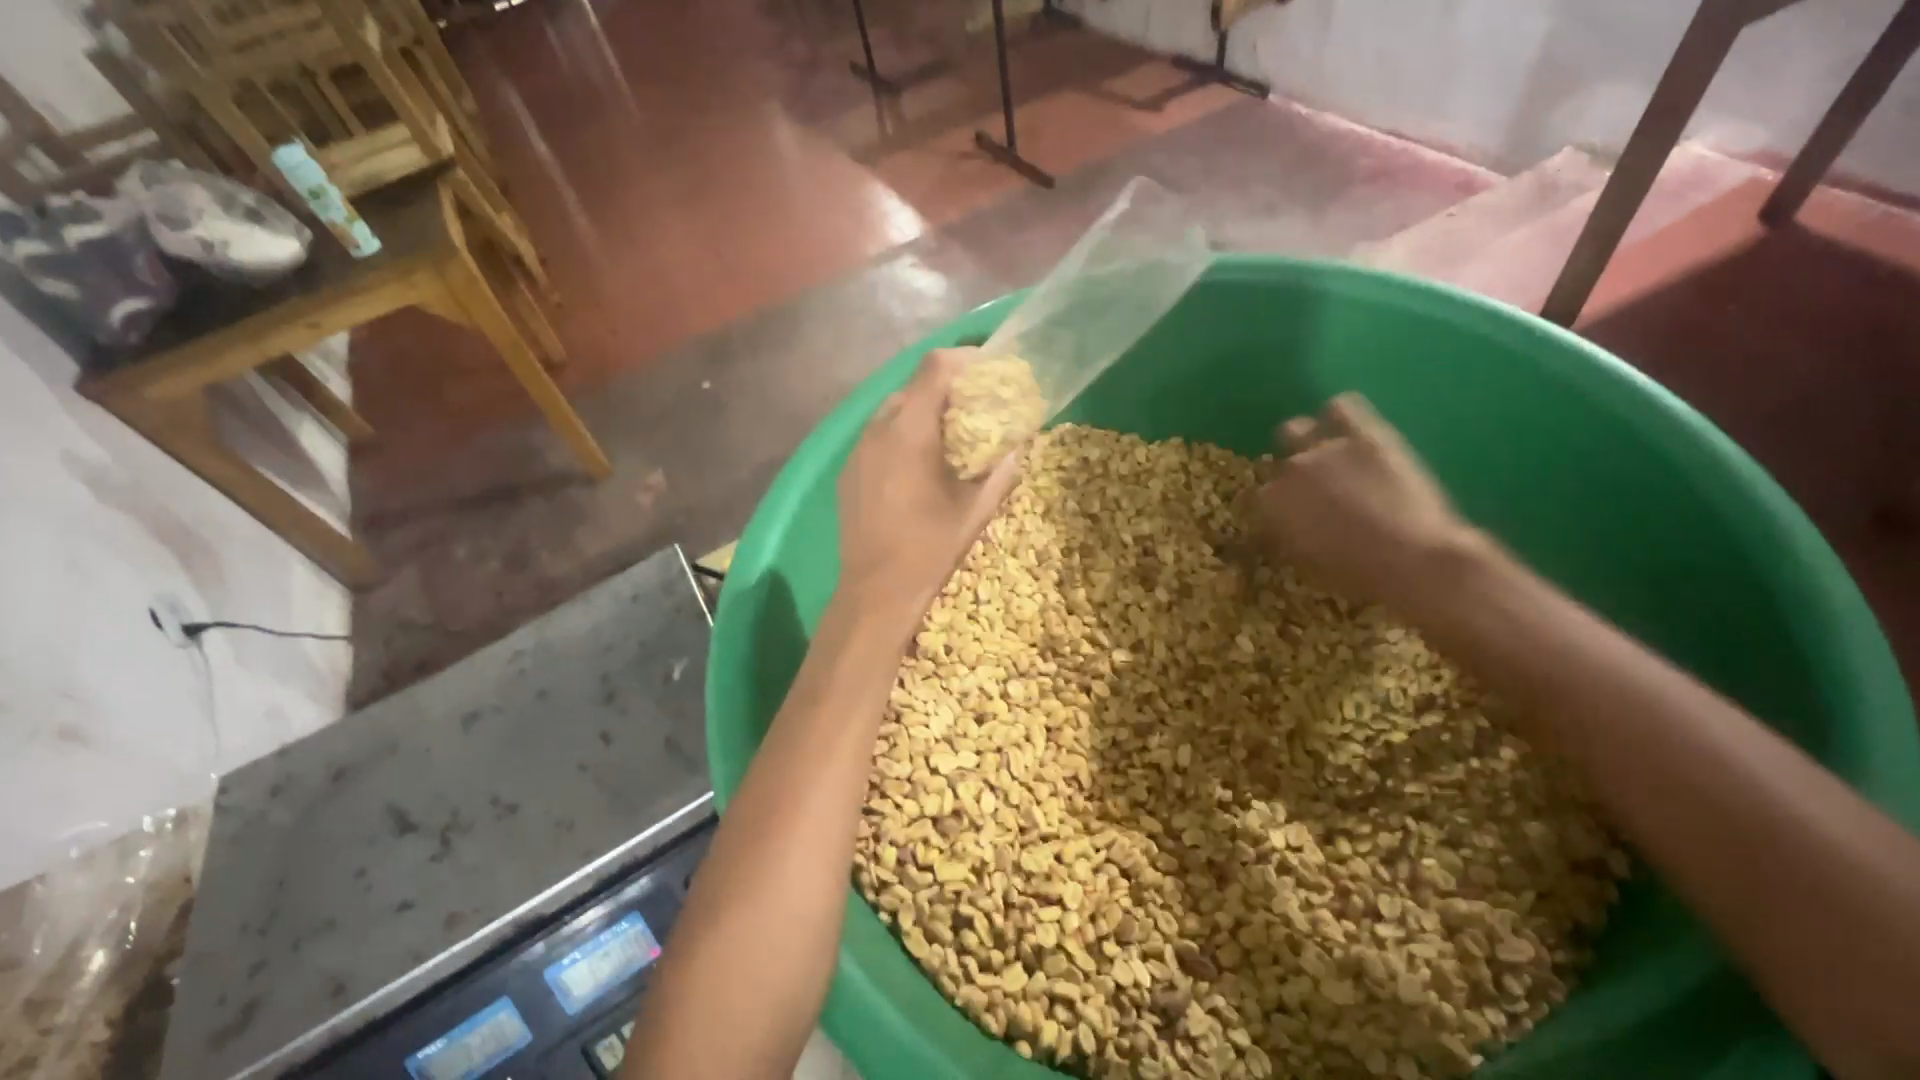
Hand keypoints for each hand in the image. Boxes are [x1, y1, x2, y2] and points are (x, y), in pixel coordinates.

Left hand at [836, 348, 1023, 625]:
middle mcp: (877, 430)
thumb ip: (1001, 468)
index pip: (935, 367)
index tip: (991, 370)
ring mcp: (857, 451)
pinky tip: (918, 466)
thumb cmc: (929, 548)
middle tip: (976, 408)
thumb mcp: (976, 508)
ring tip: (949, 438)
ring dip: (923, 413)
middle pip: (914, 386)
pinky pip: (878, 437)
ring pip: (893, 411)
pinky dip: (902, 436)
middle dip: (947, 388)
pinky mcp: (848, 471)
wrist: (875, 591)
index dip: (966, 358)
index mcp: (910, 432)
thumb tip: (1019, 443)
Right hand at [1252, 393, 1479, 605]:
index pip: (1258, 497)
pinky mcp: (1364, 436)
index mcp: (1271, 508)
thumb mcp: (1311, 565)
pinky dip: (1338, 414)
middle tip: (1315, 488)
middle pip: (1278, 463)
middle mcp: (1288, 472)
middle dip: (1290, 474)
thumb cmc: (1359, 576)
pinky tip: (1348, 426)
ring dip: (1304, 440)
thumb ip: (1291, 537)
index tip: (1290, 515)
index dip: (1276, 505)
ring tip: (1326, 452)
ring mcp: (1324, 450)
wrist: (1413, 561)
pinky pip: (1341, 407)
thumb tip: (1288, 528)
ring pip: (1296, 428)